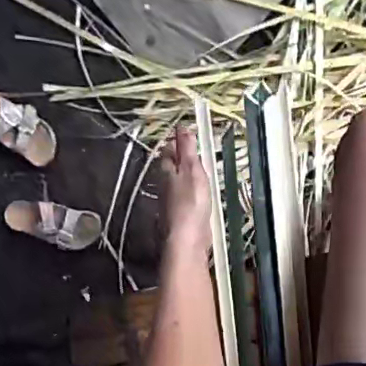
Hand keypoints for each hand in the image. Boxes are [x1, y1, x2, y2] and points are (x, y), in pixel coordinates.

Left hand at [159, 126, 211, 258]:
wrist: (187, 238)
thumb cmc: (190, 201)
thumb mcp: (192, 170)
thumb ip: (187, 150)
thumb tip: (182, 127)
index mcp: (167, 170)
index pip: (169, 150)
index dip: (178, 142)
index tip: (189, 137)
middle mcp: (165, 183)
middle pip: (172, 166)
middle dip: (181, 159)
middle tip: (195, 153)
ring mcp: (172, 200)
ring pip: (179, 182)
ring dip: (187, 176)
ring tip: (200, 172)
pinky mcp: (181, 215)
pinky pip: (186, 197)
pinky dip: (192, 193)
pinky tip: (200, 196)